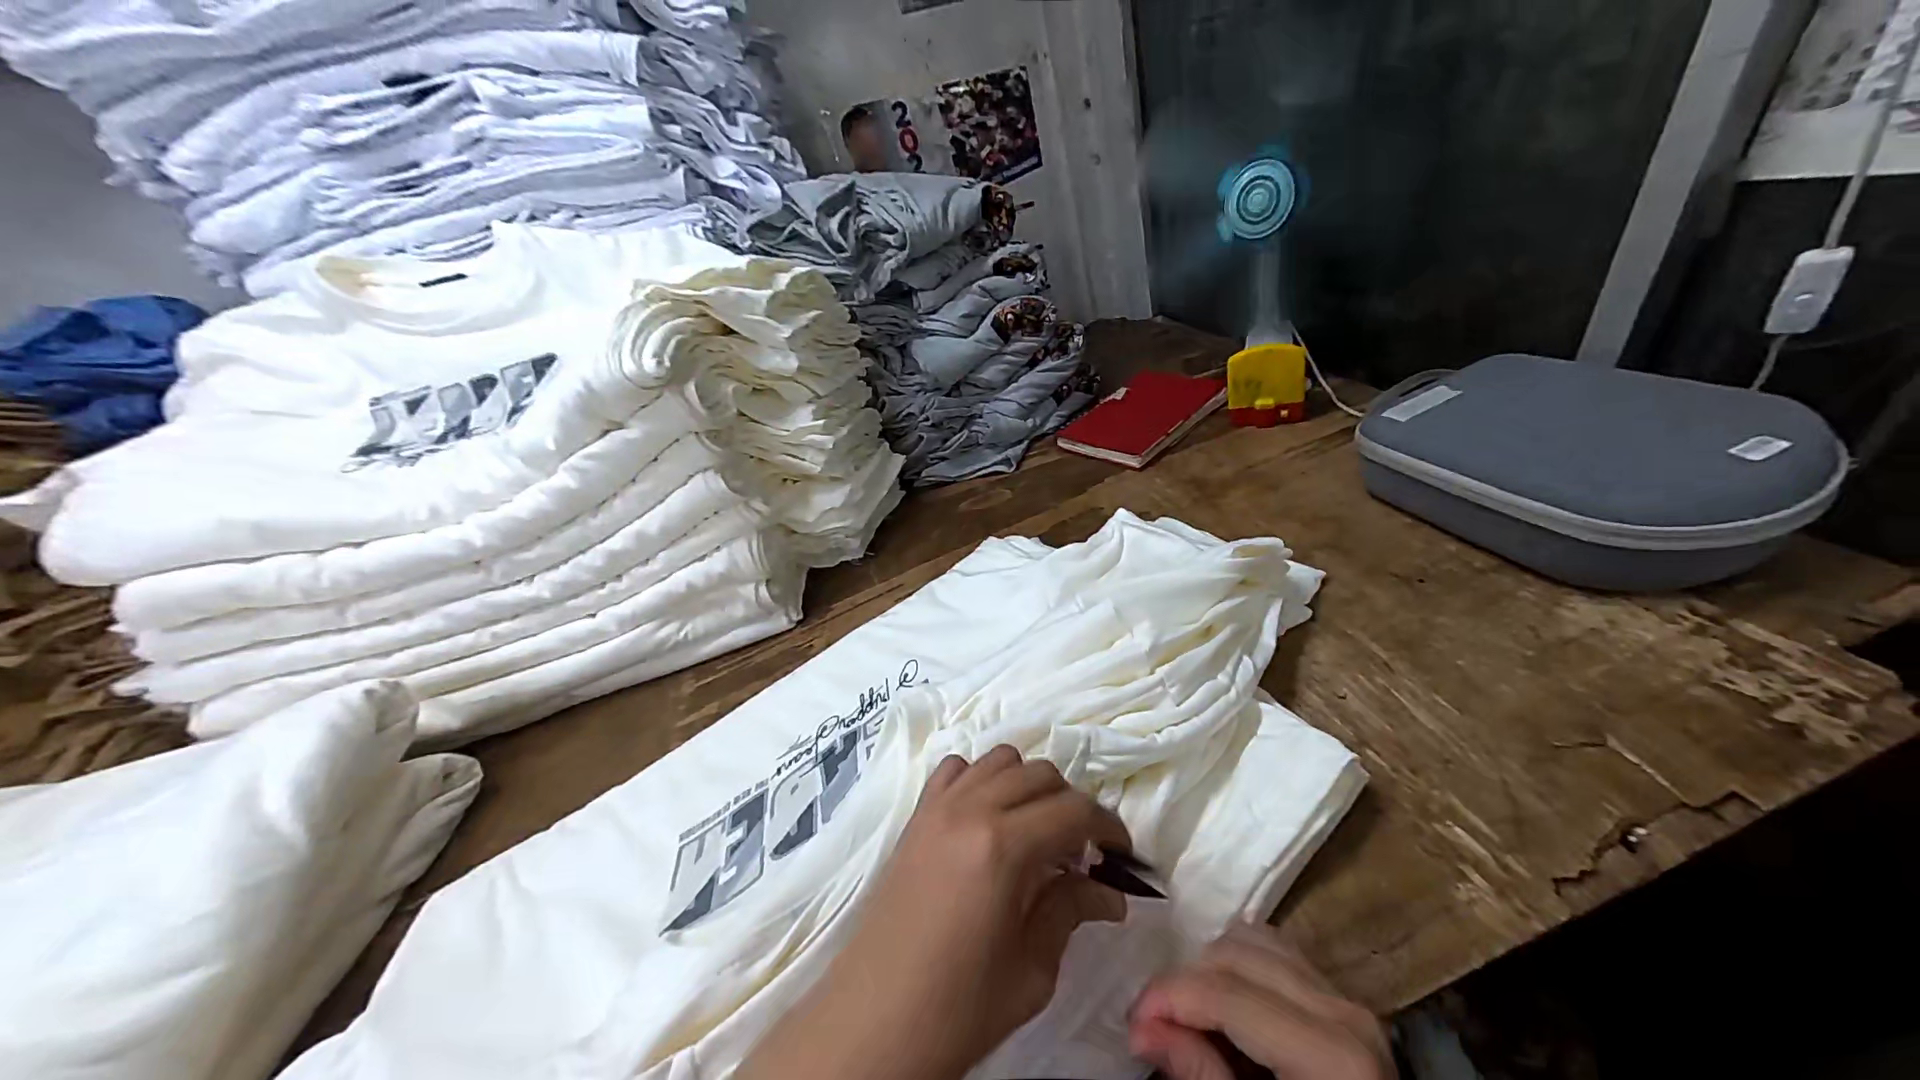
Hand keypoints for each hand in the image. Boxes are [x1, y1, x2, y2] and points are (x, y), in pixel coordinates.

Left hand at [736, 744, 1132, 1079]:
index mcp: (1003, 847)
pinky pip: (955, 770)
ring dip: (1029, 787)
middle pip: (1041, 775)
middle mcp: (969, 810)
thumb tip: (1110, 892)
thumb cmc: (959, 1006)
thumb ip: (1070, 911)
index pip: (1074, 810)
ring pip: (999, 760)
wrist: (876, 1019)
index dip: (1109, 827)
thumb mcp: (1032, 969)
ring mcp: (937, 808)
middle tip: (1081, 854)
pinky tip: (988, 819)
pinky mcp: (915, 818)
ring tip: (1036, 833)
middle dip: (1072, 806)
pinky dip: (982, 780)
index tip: (1122, 855)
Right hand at [1130, 922, 1394, 1079]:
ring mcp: (1348, 1000)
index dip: (1167, 998)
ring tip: (1190, 1014)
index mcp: (1330, 1053)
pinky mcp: (1344, 1001)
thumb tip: (1142, 1028)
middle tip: (1154, 1026)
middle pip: (1233, 956)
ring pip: (1252, 940)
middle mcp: (1343, 1010)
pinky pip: (1277, 951)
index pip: (1224, 992)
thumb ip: (1201, 1076)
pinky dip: (1239, 964)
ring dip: (1209, 968)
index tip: (1130, 1022)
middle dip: (1184, 984)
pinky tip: (1226, 1001)